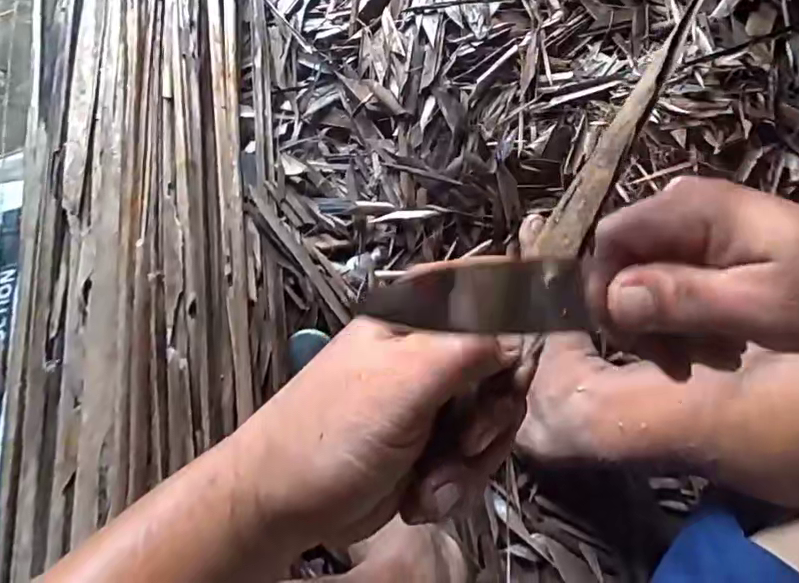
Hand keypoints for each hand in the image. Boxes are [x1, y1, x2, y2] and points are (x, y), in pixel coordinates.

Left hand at [230, 317, 525, 550]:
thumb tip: (516, 343)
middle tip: (470, 438)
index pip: (485, 290)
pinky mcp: (436, 438)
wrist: (282, 507)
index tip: (515, 362)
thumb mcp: (404, 379)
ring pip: (495, 412)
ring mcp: (435, 394)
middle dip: (494, 410)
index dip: (512, 317)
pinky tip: (425, 494)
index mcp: (419, 313)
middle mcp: (431, 347)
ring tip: (436, 479)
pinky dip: (460, 480)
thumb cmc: (329, 432)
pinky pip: (478, 451)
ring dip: (474, 457)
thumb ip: (468, 349)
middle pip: (503, 361)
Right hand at [587, 177, 798, 359]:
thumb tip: (613, 297)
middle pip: (626, 258)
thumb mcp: (757, 305)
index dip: (606, 288)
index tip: (630, 342)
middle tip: (680, 365)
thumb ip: (684, 298)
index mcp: (692, 206)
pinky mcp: (707, 240)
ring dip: (667, 324)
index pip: (613, 236)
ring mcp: (695, 221)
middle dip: (643, 317)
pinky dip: (685, 316)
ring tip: (715, 358)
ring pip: (646, 273)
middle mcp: (684, 203)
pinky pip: (671, 277)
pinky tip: (720, 343)